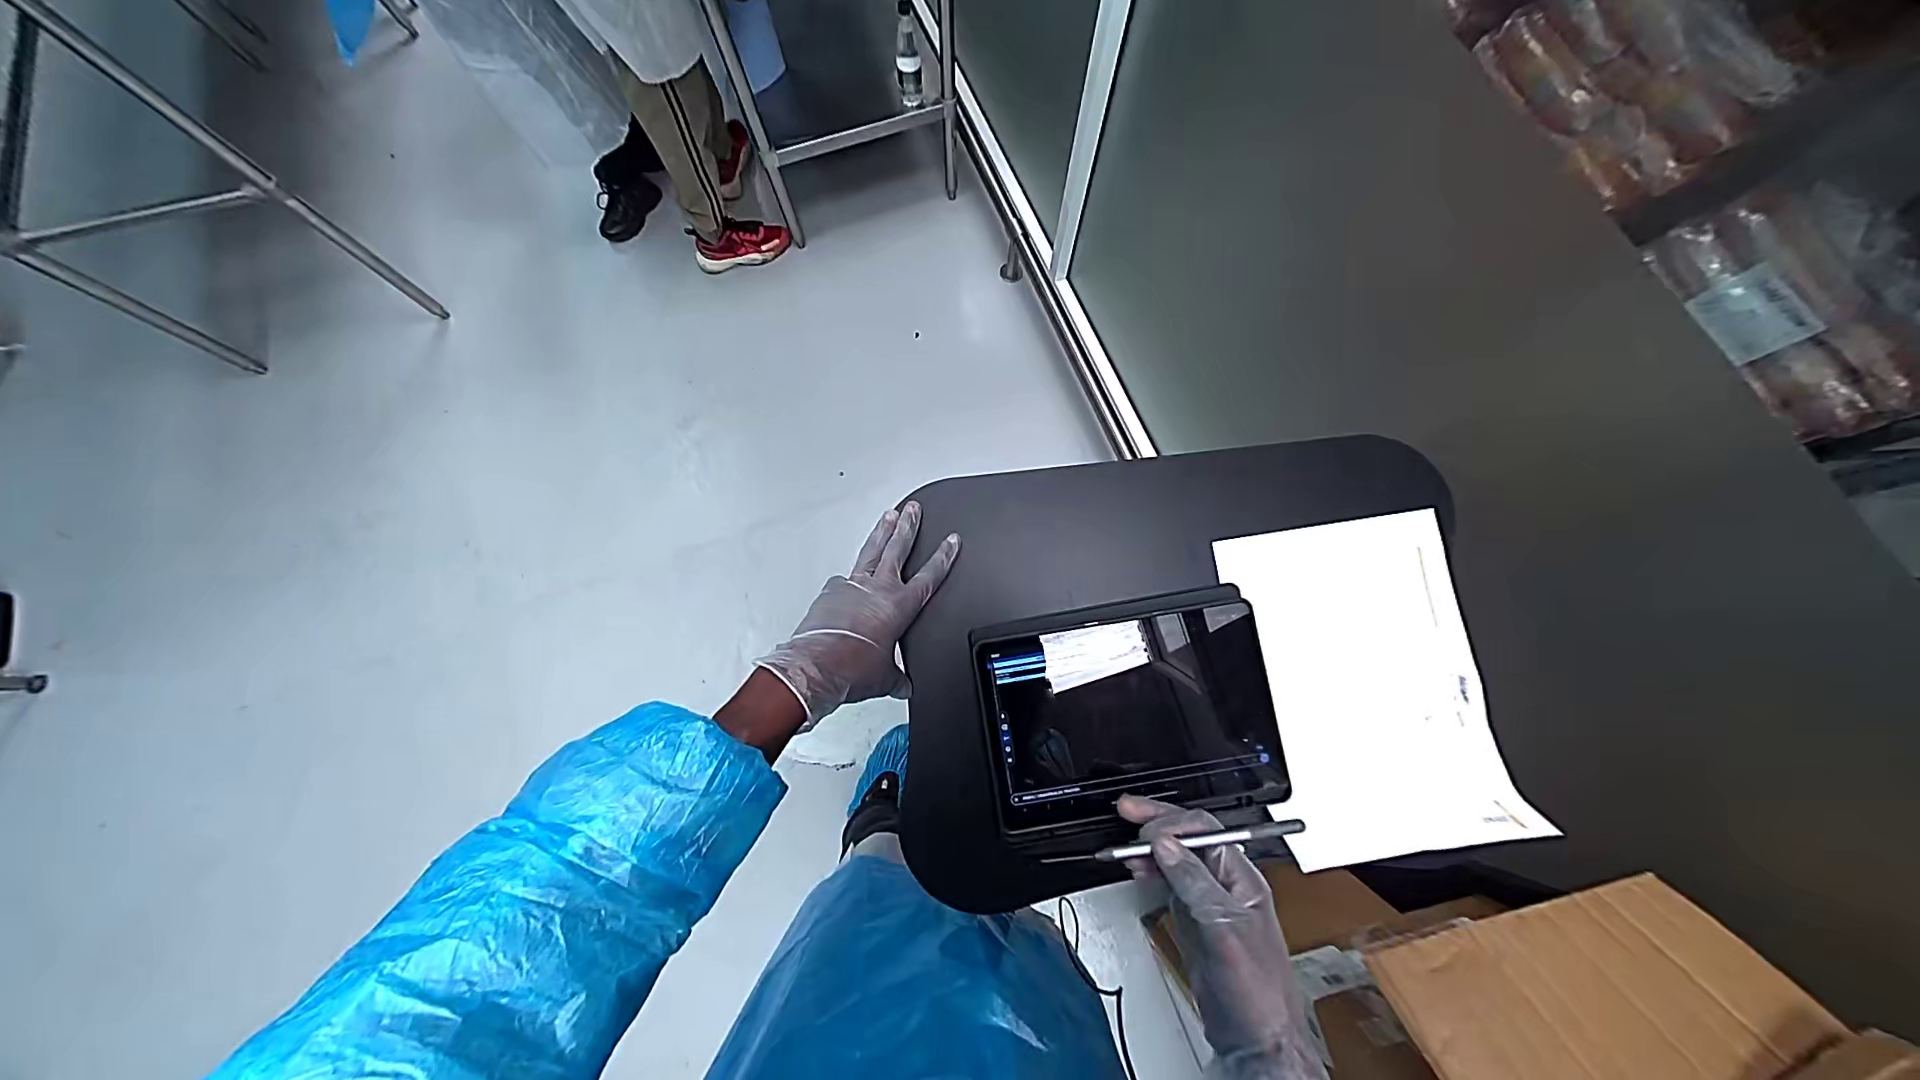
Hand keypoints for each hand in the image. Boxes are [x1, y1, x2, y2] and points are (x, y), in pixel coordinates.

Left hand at [755, 502, 959, 728]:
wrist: (814, 669)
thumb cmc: (850, 671)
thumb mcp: (884, 678)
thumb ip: (897, 676)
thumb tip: (902, 684)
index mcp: (899, 606)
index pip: (929, 575)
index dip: (943, 557)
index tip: (951, 541)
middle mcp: (877, 589)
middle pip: (897, 548)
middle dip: (908, 527)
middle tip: (913, 510)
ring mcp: (851, 586)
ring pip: (871, 552)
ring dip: (881, 533)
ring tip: (889, 516)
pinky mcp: (830, 592)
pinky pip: (843, 580)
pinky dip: (849, 578)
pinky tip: (849, 577)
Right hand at [1118, 795, 1328, 1079]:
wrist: (1258, 1042)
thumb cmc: (1259, 993)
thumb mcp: (1224, 929)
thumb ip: (1193, 882)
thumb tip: (1165, 844)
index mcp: (1241, 876)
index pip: (1203, 829)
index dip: (1171, 824)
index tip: (1144, 833)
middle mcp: (1224, 882)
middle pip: (1187, 836)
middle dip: (1156, 820)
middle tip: (1126, 809)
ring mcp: (1208, 899)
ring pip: (1174, 856)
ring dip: (1149, 845)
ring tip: (1126, 844)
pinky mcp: (1193, 917)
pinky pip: (1167, 880)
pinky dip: (1150, 870)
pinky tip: (1138, 870)